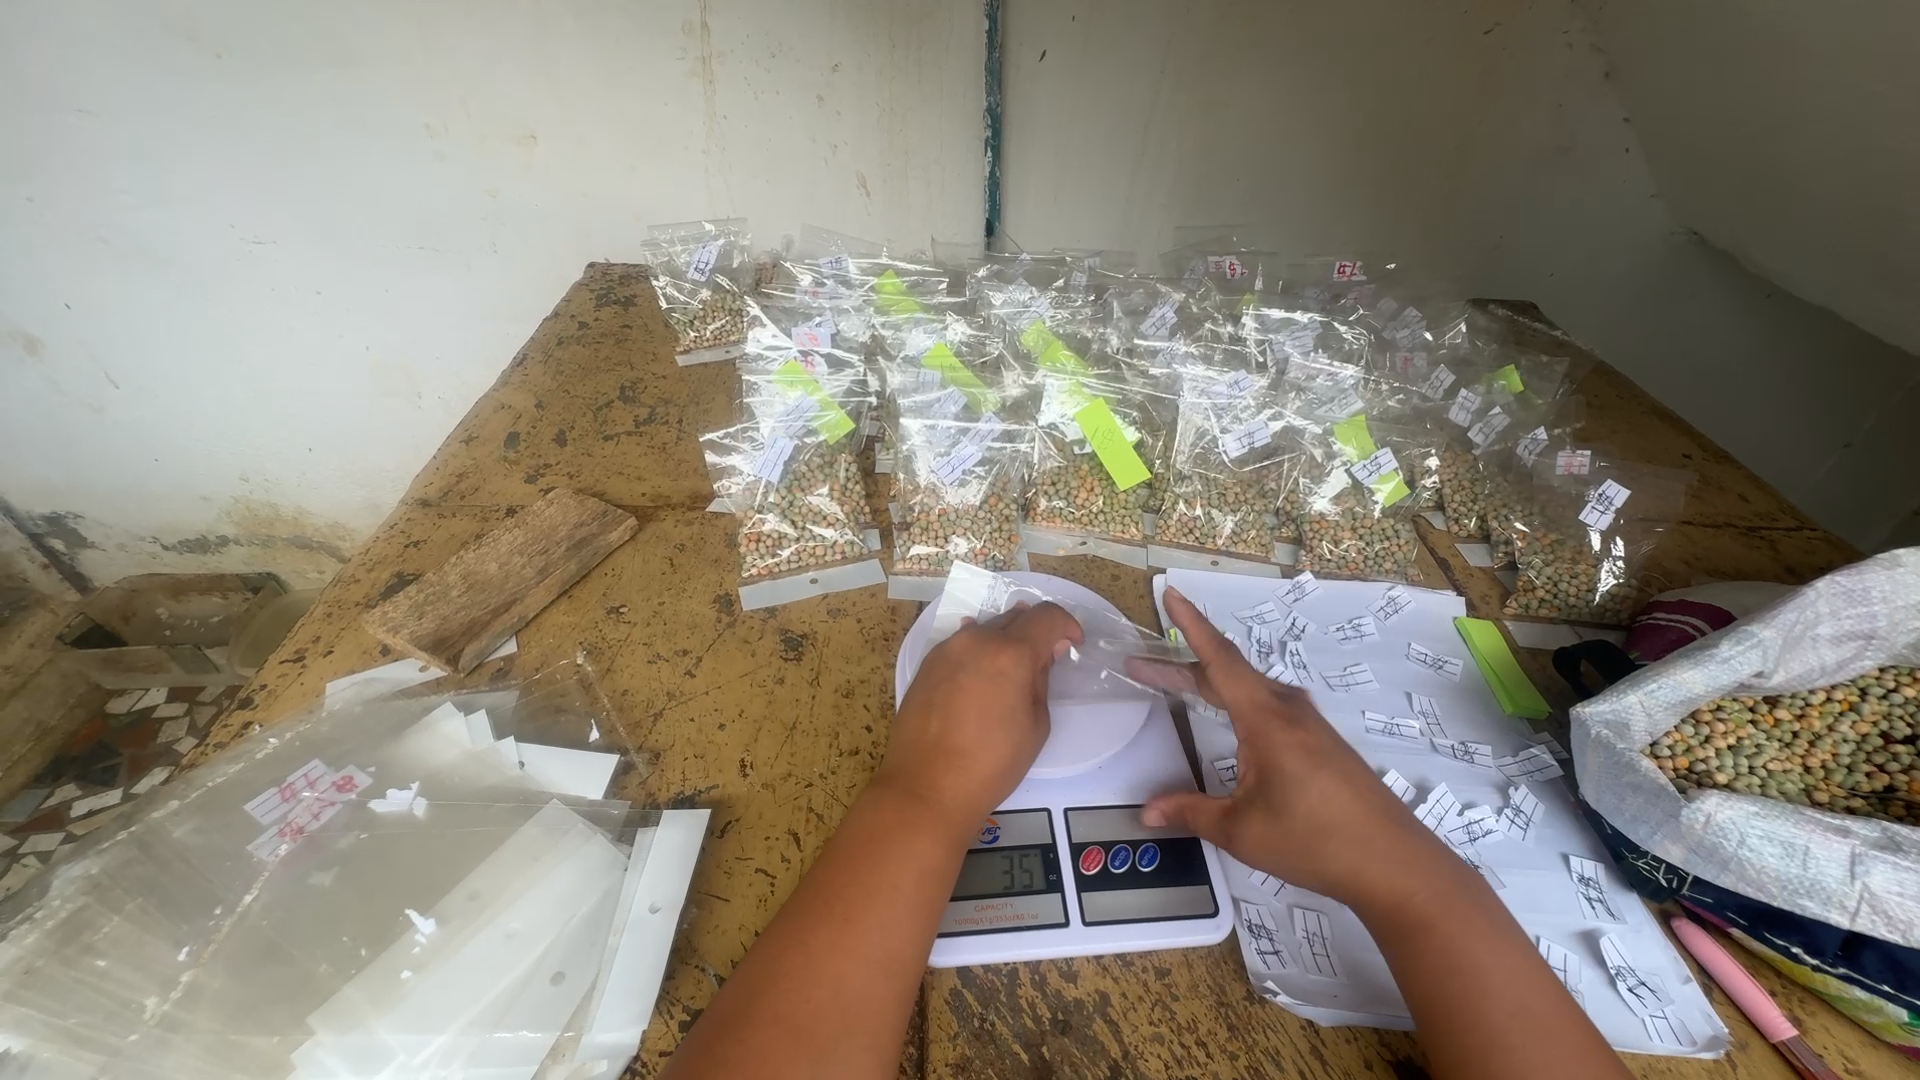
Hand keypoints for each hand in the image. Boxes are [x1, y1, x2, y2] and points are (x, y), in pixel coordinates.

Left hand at [876, 602, 1083, 840]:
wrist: (926, 786)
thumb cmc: (990, 764)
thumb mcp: (1035, 725)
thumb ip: (1042, 679)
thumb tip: (1046, 652)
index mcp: (1010, 653)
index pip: (1047, 616)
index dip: (1066, 625)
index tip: (1072, 644)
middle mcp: (976, 640)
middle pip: (1015, 617)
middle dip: (1035, 632)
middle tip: (1044, 662)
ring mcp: (947, 649)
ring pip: (986, 628)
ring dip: (1005, 640)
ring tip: (1010, 672)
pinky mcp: (927, 664)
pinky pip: (961, 644)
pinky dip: (979, 651)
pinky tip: (981, 675)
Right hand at [1132, 586, 1459, 907]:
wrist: (1397, 866)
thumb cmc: (1315, 841)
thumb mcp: (1241, 830)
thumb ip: (1190, 812)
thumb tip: (1147, 812)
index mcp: (1266, 719)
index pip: (1219, 660)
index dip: (1191, 626)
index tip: (1171, 593)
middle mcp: (1288, 711)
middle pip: (1228, 673)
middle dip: (1181, 668)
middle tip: (1141, 667)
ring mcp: (1309, 725)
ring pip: (1250, 689)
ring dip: (1211, 684)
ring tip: (1179, 685)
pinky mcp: (1321, 743)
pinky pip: (1269, 706)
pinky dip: (1236, 700)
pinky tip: (1233, 718)